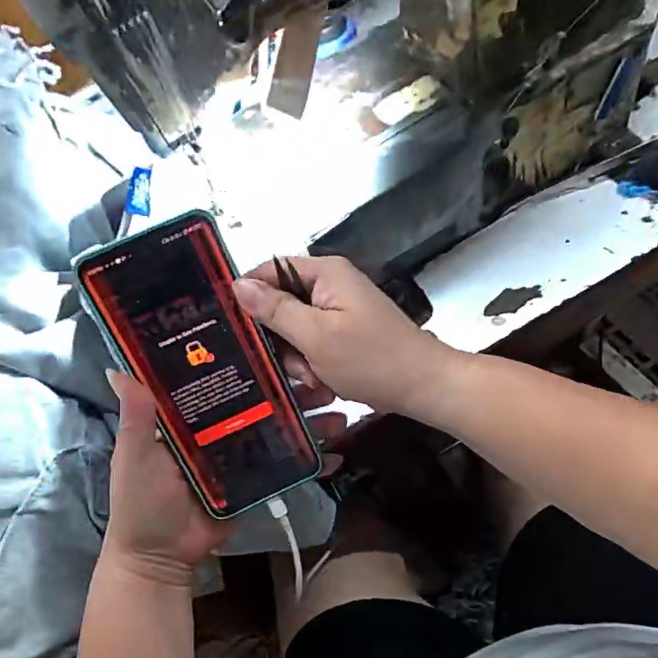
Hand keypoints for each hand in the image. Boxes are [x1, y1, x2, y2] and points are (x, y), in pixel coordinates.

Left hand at [100, 365, 350, 585]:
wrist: (162, 558)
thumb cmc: (140, 502)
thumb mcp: (133, 457)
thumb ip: (135, 418)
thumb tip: (117, 370)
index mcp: (184, 415)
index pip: (215, 377)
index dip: (239, 358)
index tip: (269, 338)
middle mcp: (213, 426)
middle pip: (254, 398)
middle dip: (285, 384)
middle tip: (315, 372)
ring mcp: (236, 452)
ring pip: (274, 425)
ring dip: (305, 415)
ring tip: (335, 405)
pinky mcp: (253, 478)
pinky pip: (282, 461)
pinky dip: (307, 454)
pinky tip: (335, 446)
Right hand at [233, 256, 462, 416]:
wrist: (424, 386)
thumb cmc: (372, 359)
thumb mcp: (316, 336)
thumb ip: (275, 310)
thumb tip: (237, 284)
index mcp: (325, 274)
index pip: (269, 270)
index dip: (248, 296)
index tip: (233, 327)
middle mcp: (331, 285)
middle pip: (280, 304)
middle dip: (280, 339)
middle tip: (294, 365)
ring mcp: (339, 310)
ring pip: (294, 330)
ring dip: (298, 358)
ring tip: (315, 378)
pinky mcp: (345, 333)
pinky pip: (313, 344)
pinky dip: (314, 364)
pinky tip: (324, 382)